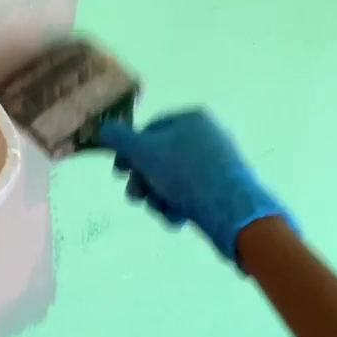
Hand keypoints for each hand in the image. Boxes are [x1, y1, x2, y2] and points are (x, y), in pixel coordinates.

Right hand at [100, 110, 296, 267]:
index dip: (129, 151)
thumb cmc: (184, 173)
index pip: (150, 129)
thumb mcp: (142, 151)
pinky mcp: (226, 187)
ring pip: (174, 178)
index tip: (118, 173)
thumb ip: (119, 139)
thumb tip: (104, 129)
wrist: (232, 209)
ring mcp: (219, 162)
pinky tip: (177, 218)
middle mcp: (207, 135)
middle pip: (161, 157)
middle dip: (144, 180)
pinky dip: (179, 205)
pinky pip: (193, 192)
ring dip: (159, 196)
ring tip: (160, 210)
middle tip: (136, 198)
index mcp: (191, 119)